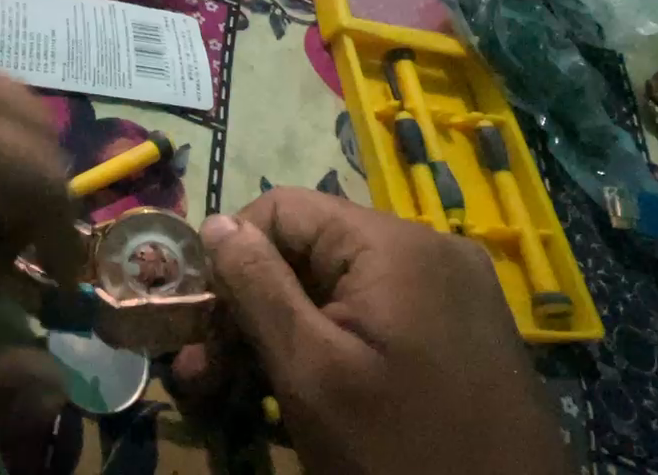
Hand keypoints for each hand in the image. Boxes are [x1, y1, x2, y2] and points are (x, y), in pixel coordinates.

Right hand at [173, 188, 571, 474]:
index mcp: (397, 246)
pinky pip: (368, 320)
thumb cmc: (402, 459)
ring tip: (223, 388)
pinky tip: (284, 391)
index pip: (283, 209)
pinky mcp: (456, 339)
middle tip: (201, 366)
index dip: (233, 254)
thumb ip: (256, 285)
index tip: (203, 317)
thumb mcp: (311, 371)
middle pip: (306, 252)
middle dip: (247, 305)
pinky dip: (323, 347)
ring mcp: (449, 298)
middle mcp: (429, 253)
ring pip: (332, 290)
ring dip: (275, 332)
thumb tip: (216, 222)